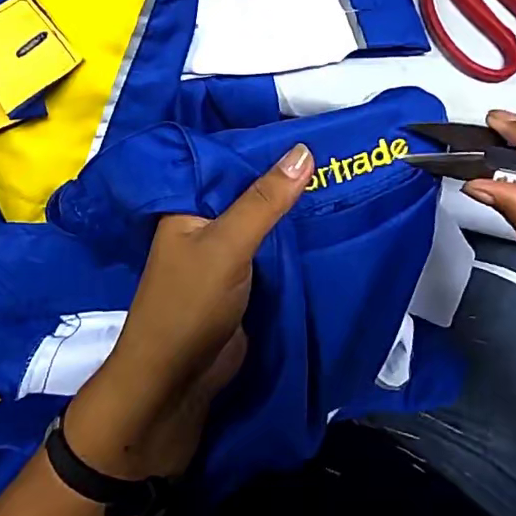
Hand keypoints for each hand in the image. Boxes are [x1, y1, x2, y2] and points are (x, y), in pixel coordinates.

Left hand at [62, 143, 313, 479]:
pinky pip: (270, 253)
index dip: (263, 147)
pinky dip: (292, 243)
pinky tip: (325, 224)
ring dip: (291, 211)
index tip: (308, 129)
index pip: (227, 162)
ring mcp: (223, 256)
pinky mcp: (242, 284)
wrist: (176, 386)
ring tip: (340, 180)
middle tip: (336, 153)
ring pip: (262, 224)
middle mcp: (203, 225)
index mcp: (186, 205)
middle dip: (283, 180)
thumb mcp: (228, 245)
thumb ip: (264, 201)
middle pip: (248, 193)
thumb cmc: (190, 305)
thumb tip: (304, 149)